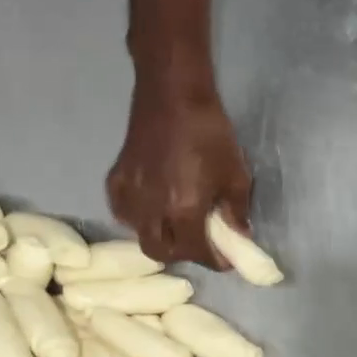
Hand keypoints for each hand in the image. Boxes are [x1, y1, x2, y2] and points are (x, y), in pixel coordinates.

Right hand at [106, 87, 250, 268]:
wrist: (173, 94)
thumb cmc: (211, 136)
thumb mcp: (237, 178)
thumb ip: (237, 212)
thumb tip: (239, 234)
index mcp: (183, 209)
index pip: (195, 251)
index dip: (214, 261)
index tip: (226, 260)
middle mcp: (151, 206)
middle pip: (159, 250)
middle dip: (183, 255)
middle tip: (201, 245)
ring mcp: (130, 190)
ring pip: (137, 233)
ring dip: (159, 238)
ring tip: (178, 229)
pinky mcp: (116, 174)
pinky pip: (120, 210)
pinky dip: (135, 219)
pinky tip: (152, 212)